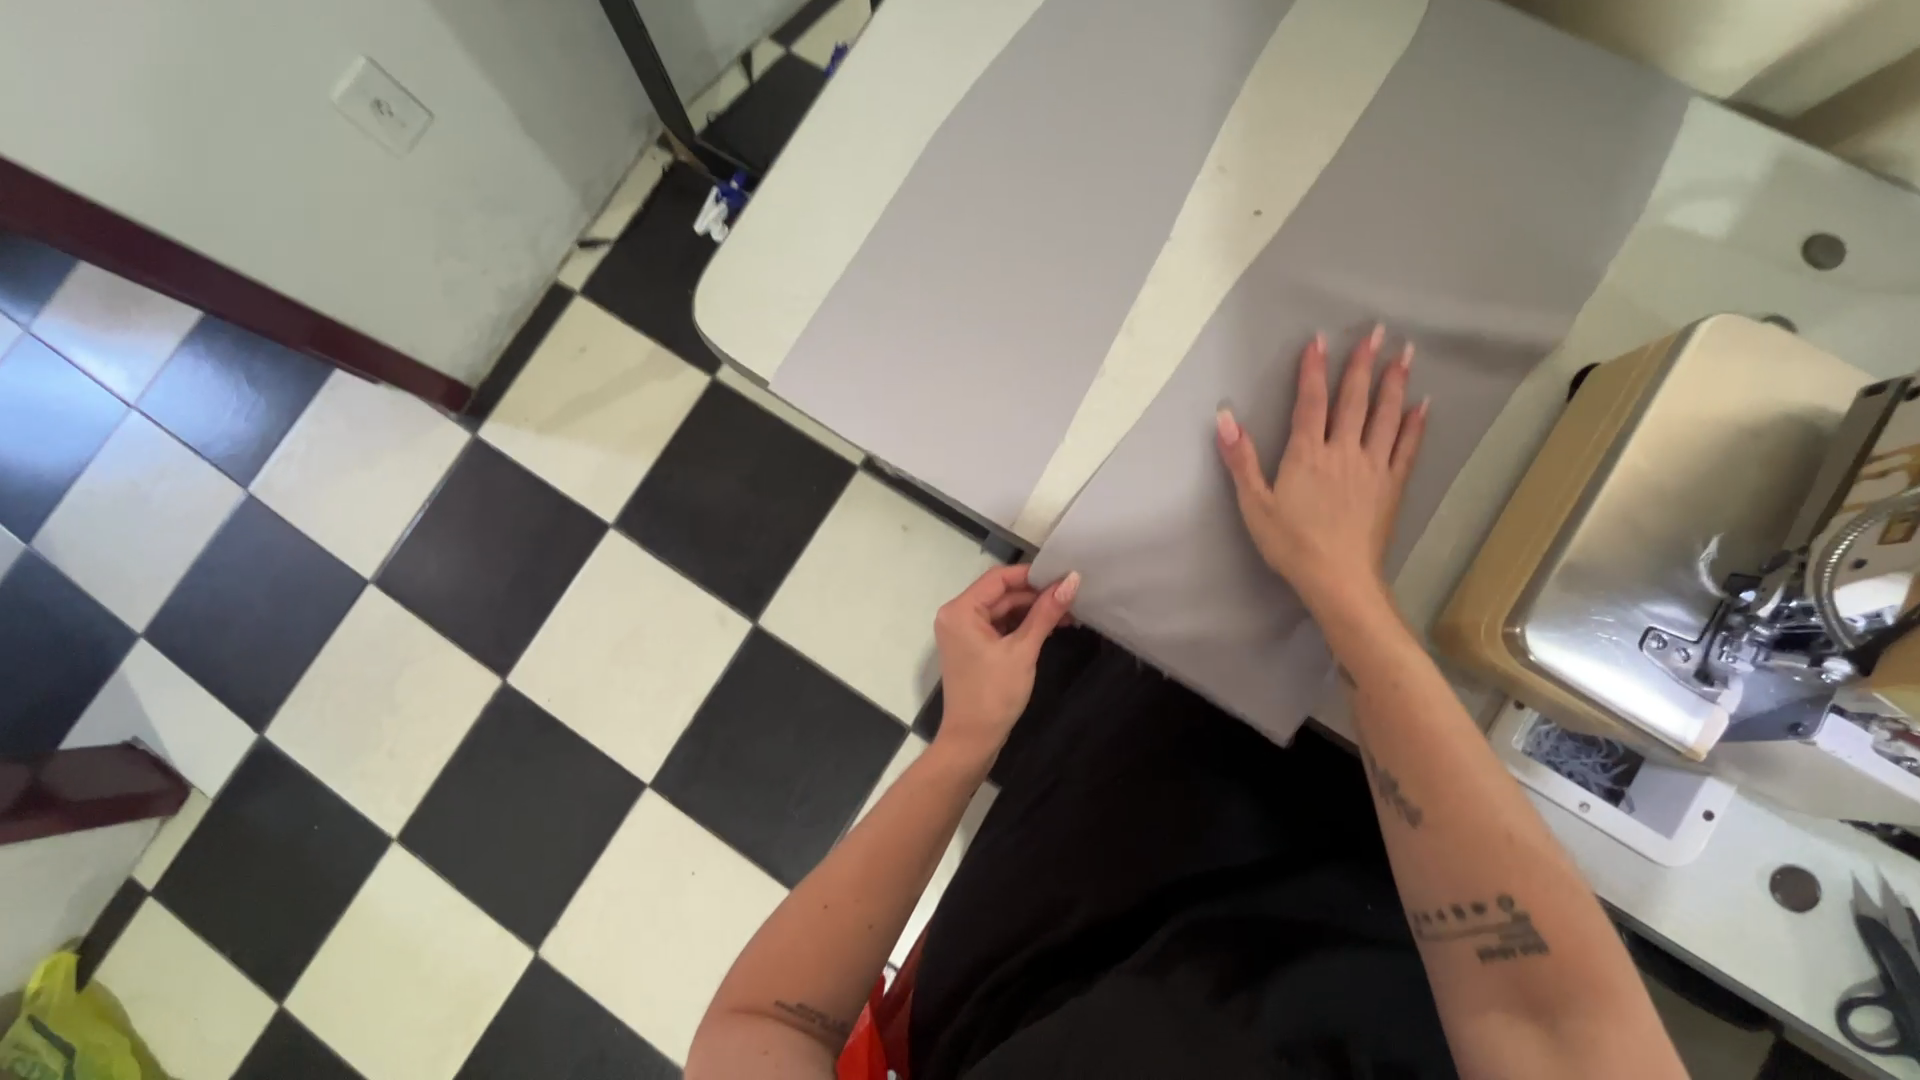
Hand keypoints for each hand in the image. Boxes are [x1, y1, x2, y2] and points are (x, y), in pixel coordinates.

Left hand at [931, 565, 1079, 763]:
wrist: (973, 739)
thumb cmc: (994, 694)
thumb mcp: (1023, 650)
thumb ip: (1046, 613)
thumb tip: (1072, 580)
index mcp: (960, 610)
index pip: (999, 578)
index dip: (1032, 575)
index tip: (1064, 577)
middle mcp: (956, 615)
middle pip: (1001, 593)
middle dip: (1036, 596)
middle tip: (1072, 599)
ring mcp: (963, 632)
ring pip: (1003, 610)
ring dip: (1032, 612)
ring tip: (1068, 615)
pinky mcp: (972, 647)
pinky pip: (999, 626)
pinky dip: (1022, 626)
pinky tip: (1050, 627)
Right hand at [1215, 324, 1427, 612]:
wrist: (1338, 577)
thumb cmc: (1290, 543)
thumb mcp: (1254, 504)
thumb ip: (1241, 459)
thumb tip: (1224, 418)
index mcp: (1307, 453)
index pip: (1310, 401)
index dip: (1314, 369)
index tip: (1320, 339)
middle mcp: (1343, 451)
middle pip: (1355, 400)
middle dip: (1364, 363)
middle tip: (1379, 331)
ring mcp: (1372, 467)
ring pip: (1386, 416)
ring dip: (1395, 383)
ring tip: (1405, 354)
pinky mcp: (1391, 486)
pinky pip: (1407, 448)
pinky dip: (1415, 425)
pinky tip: (1422, 405)